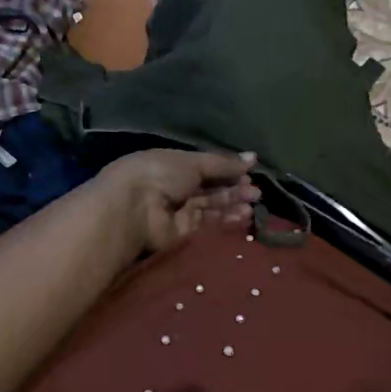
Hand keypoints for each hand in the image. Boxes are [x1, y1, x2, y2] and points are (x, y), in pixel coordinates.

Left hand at [99, 150, 261, 254]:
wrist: (134, 208)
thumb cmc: (160, 173)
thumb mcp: (193, 162)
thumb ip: (223, 163)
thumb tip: (253, 158)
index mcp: (173, 165)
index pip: (206, 168)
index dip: (228, 170)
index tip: (250, 172)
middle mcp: (176, 188)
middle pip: (211, 189)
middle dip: (234, 189)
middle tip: (256, 191)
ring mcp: (179, 212)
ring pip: (212, 207)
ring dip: (233, 204)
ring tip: (254, 202)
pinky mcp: (183, 233)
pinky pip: (208, 225)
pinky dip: (226, 220)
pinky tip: (244, 215)